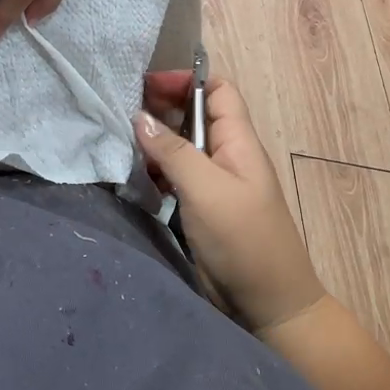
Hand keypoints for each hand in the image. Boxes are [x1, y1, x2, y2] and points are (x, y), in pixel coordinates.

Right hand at [134, 75, 325, 333]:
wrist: (268, 308)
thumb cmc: (244, 240)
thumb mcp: (207, 190)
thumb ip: (172, 151)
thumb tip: (139, 116)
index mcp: (238, 142)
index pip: (218, 90)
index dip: (186, 80)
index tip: (147, 86)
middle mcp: (225, 156)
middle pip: (192, 115)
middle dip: (161, 108)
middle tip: (123, 113)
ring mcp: (212, 183)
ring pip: (179, 145)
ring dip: (153, 141)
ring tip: (121, 141)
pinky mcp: (199, 207)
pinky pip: (173, 175)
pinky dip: (153, 169)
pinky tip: (133, 173)